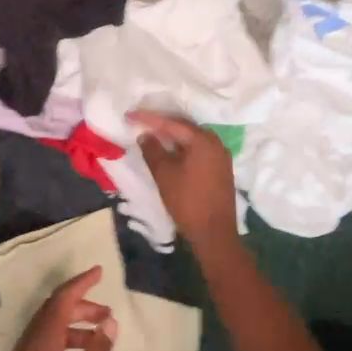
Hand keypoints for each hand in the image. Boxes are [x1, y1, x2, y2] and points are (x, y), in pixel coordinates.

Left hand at [1, 265, 117, 350]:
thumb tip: (110, 323)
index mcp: (42, 341)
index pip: (61, 300)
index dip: (80, 282)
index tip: (99, 271)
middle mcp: (28, 342)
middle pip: (54, 310)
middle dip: (81, 305)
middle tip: (107, 313)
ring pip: (48, 327)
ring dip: (73, 325)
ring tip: (99, 336)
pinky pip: (42, 342)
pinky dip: (63, 340)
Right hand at [128, 110, 237, 251]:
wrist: (215, 235)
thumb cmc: (187, 202)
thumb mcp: (164, 175)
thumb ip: (152, 150)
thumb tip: (145, 135)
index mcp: (202, 140)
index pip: (171, 123)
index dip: (148, 119)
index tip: (130, 115)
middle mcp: (215, 142)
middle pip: (184, 127)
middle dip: (162, 125)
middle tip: (141, 123)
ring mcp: (221, 156)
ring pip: (192, 139)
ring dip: (173, 137)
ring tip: (153, 136)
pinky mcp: (222, 168)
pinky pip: (199, 150)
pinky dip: (184, 148)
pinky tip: (172, 152)